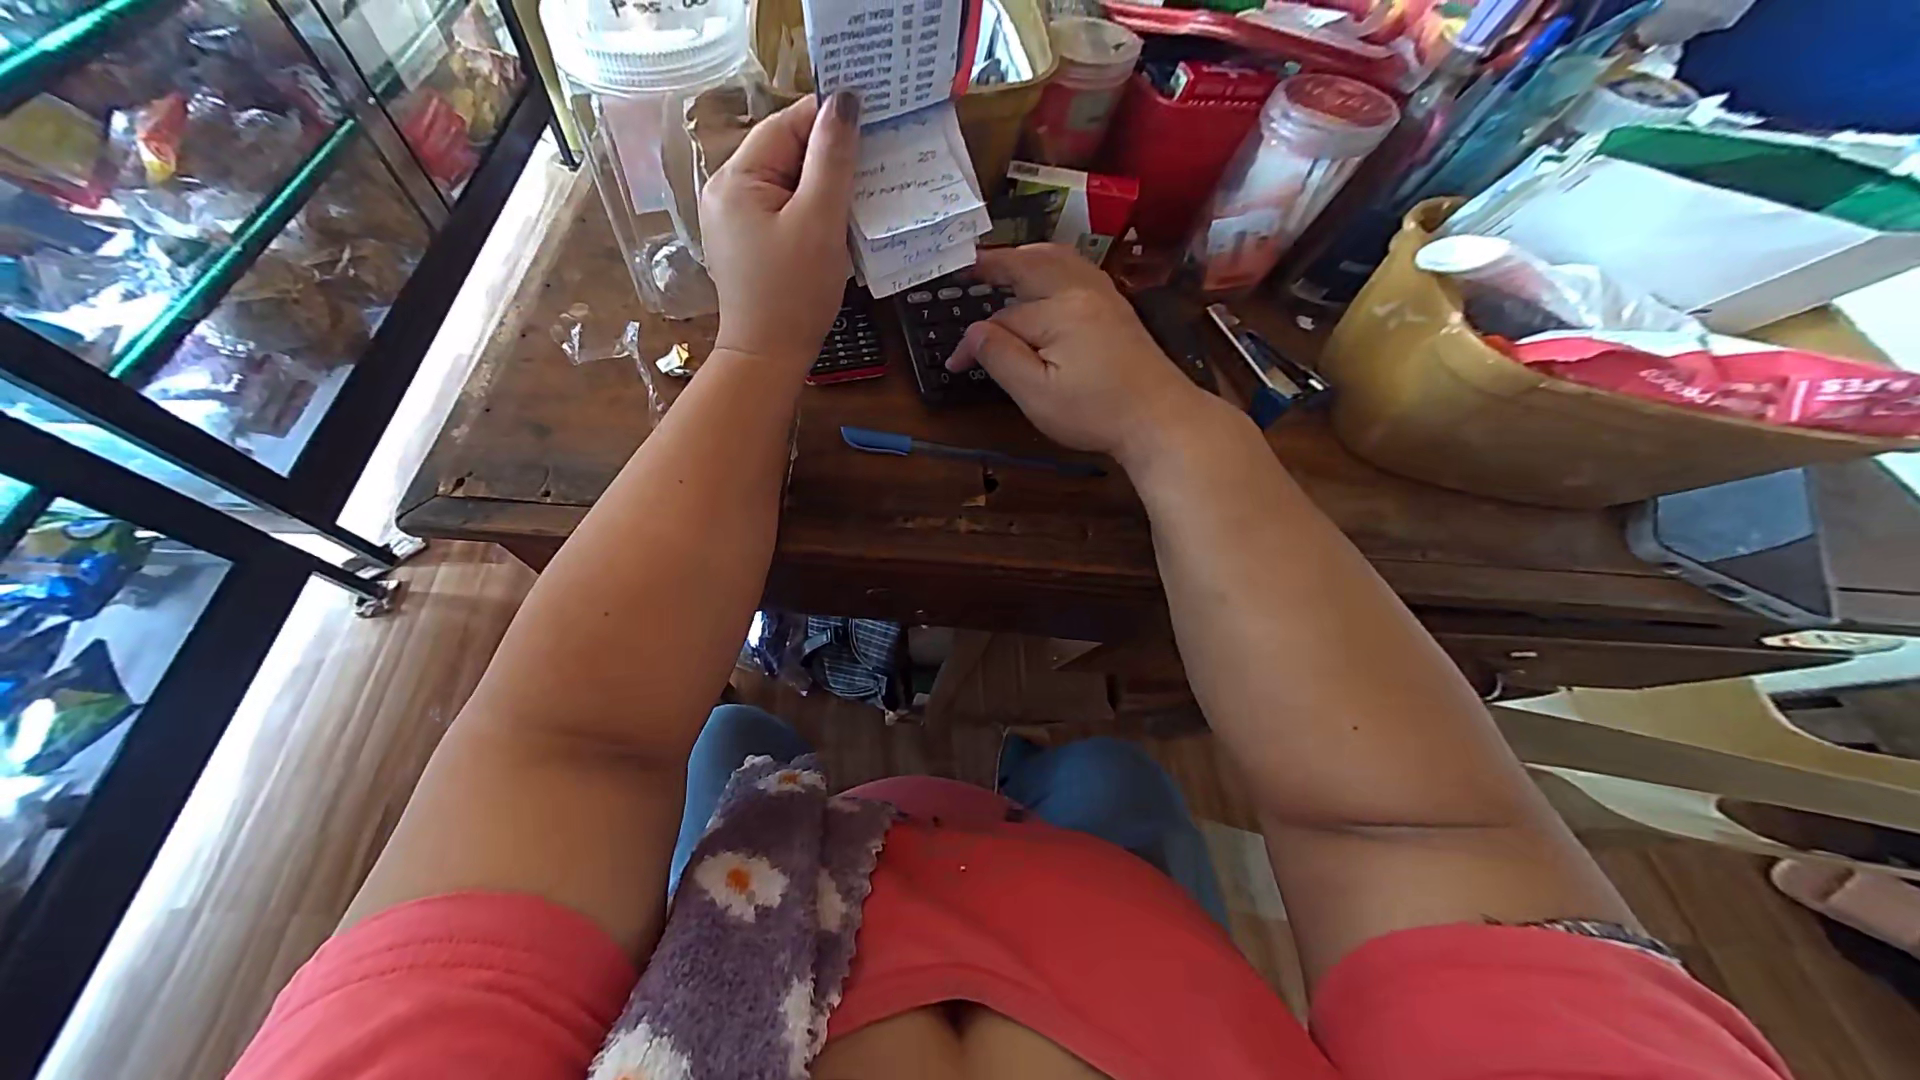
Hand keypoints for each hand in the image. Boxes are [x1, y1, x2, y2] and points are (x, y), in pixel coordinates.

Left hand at [699, 93, 859, 365]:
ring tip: (862, 197)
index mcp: (735, 178)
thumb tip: (845, 100)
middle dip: (828, 158)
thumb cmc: (795, 293)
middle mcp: (726, 192)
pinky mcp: (748, 245)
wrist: (768, 358)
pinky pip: (784, 212)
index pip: (786, 125)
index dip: (828, 120)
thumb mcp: (819, 222)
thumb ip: (832, 159)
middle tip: (875, 165)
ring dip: (824, 187)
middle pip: (785, 154)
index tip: (873, 125)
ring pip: (787, 185)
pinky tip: (837, 226)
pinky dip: (811, 213)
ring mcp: (734, 221)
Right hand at [946, 244, 1224, 466]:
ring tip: (999, 261)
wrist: (1160, 417)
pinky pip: (1077, 266)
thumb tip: (972, 333)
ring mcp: (1103, 294)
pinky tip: (1046, 271)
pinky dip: (1051, 261)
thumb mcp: (1037, 394)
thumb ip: (1000, 358)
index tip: (954, 364)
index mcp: (1058, 311)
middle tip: (965, 266)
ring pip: (1056, 258)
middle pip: (1028, 264)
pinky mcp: (1116, 305)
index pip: (1002, 318)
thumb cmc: (1095, 412)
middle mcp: (1080, 290)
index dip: (974, 341)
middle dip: (993, 264)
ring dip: (1023, 255)